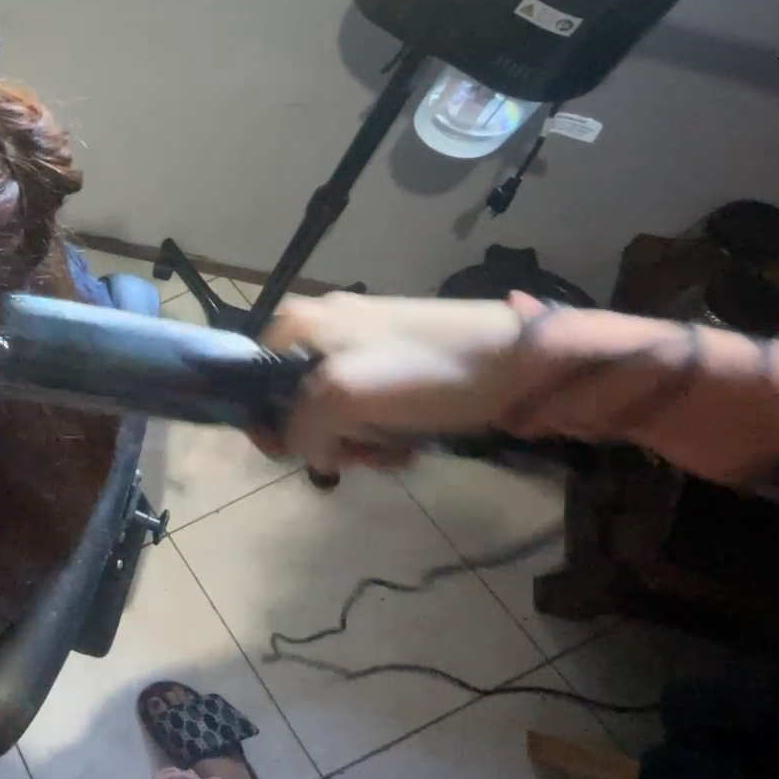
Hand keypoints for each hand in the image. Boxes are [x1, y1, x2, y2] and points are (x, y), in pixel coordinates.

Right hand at [258, 292, 528, 472]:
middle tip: (360, 454)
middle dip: (324, 435)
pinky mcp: (393, 356)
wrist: (525, 358)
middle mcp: (317, 325)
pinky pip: (364, 401)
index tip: (303, 454)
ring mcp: (357, 339)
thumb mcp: (346, 395)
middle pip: (292, 397)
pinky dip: (379, 428)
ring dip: (356, 438)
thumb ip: (301, 424)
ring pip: (330, 405)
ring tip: (393, 451)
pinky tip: (407, 441)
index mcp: (295, 323)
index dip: (271, 423)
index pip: (252, 381)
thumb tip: (301, 451)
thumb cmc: (429, 372)